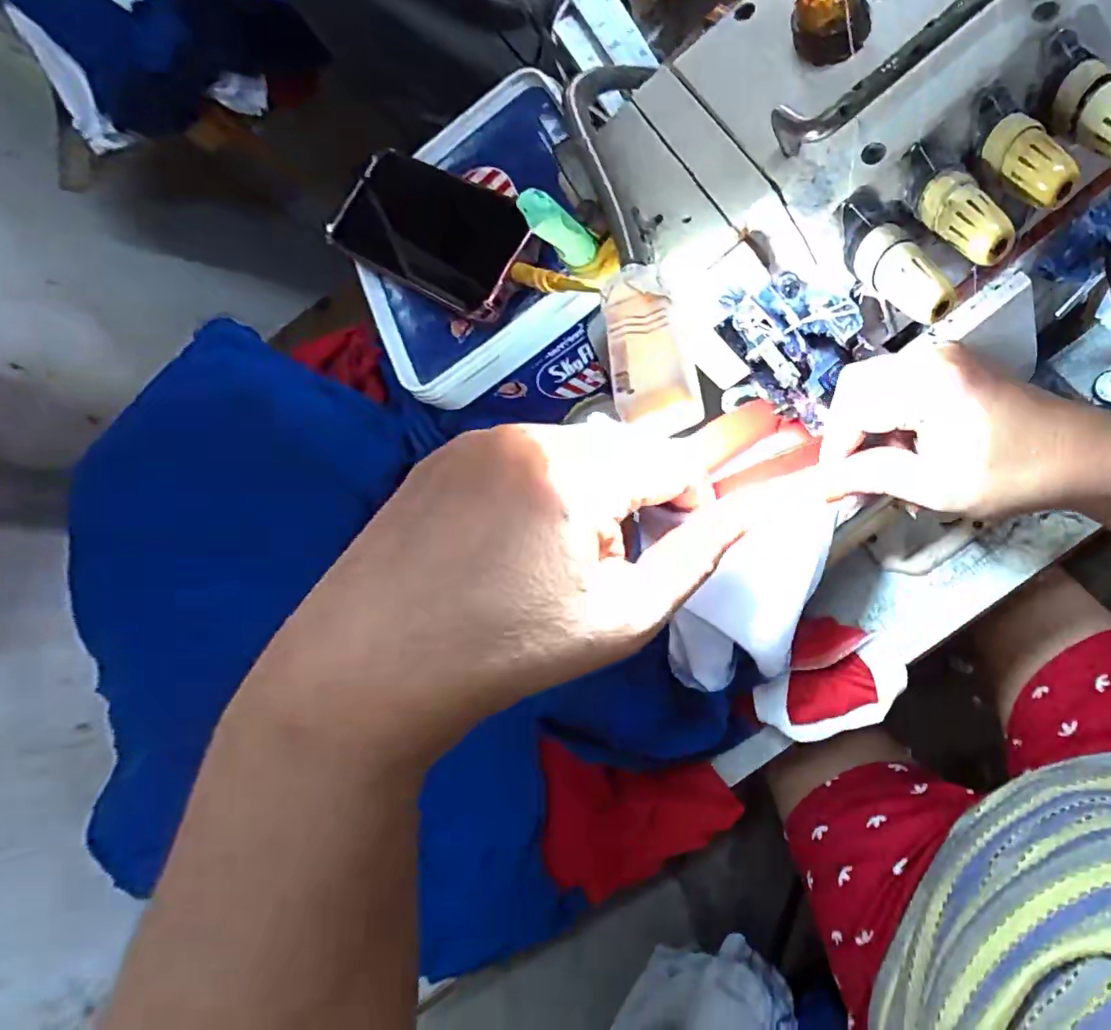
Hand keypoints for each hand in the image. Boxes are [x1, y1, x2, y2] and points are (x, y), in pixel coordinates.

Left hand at [234, 421, 777, 765]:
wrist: (362, 674)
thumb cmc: (510, 652)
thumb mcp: (625, 616)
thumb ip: (697, 558)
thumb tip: (747, 515)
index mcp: (573, 472)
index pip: (676, 462)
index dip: (694, 506)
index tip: (673, 552)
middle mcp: (527, 435)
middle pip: (631, 450)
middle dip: (647, 497)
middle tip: (619, 559)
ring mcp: (479, 439)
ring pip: (584, 449)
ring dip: (602, 490)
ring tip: (567, 553)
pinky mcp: (446, 453)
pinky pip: (534, 454)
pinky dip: (555, 486)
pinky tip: (520, 541)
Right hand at [820, 343, 1110, 518]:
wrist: (1082, 454)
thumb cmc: (1014, 475)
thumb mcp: (939, 486)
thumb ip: (876, 477)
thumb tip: (825, 485)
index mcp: (924, 380)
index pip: (852, 409)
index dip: (836, 452)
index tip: (835, 489)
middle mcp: (929, 355)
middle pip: (858, 387)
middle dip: (851, 436)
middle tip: (861, 479)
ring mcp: (945, 356)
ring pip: (879, 387)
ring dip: (876, 429)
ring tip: (899, 473)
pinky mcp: (957, 365)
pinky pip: (905, 386)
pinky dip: (899, 419)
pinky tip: (919, 453)